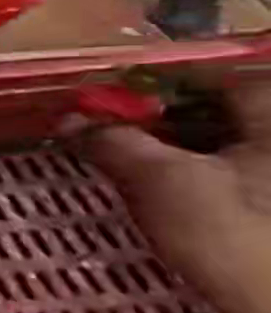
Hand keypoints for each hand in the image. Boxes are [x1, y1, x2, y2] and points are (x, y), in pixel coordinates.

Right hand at [83, 76, 270, 312]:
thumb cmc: (236, 234)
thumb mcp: (159, 181)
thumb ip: (112, 142)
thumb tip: (69, 119)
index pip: (220, 79)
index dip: (157, 83)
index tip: (106, 97)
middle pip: (231, 112)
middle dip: (167, 119)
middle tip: (108, 132)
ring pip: (234, 148)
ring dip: (182, 150)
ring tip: (129, 165)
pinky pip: (243, 179)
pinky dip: (204, 178)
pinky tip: (171, 196)